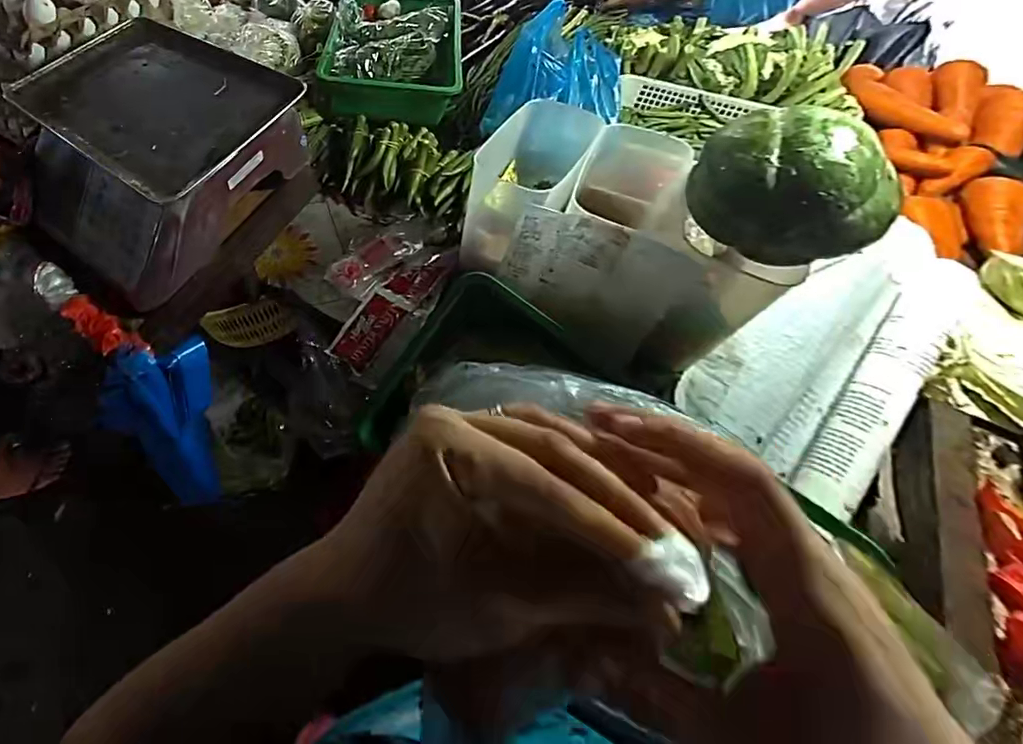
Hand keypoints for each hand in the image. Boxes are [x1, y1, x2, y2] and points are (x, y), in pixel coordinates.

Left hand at [296, 405, 680, 666]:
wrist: (346, 589)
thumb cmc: (412, 599)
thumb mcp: (498, 605)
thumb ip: (580, 594)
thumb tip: (667, 604)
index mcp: (448, 445)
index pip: (546, 484)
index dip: (614, 530)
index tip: (673, 569)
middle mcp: (450, 418)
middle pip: (551, 448)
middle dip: (617, 499)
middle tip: (676, 542)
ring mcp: (452, 422)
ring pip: (542, 436)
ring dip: (599, 474)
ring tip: (654, 512)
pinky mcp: (456, 437)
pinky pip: (522, 441)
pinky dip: (566, 465)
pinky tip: (604, 487)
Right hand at [581, 408, 971, 743]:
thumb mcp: (738, 734)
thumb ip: (654, 689)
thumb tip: (572, 651)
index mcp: (805, 584)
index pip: (743, 482)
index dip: (678, 444)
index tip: (615, 428)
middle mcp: (812, 558)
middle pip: (735, 471)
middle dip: (664, 440)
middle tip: (598, 424)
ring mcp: (813, 564)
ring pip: (739, 489)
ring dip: (677, 461)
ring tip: (617, 447)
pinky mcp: (807, 578)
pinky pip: (744, 514)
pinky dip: (694, 490)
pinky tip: (658, 499)